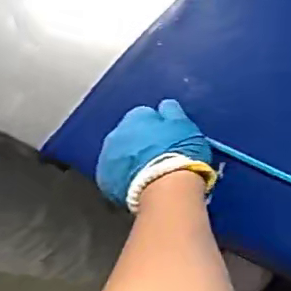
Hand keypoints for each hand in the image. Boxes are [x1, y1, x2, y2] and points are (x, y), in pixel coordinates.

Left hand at [95, 99, 216, 209]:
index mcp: (136, 119)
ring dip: (133, 156)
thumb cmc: (180, 151)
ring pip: (120, 152)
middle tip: (161, 150)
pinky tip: (143, 179)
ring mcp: (106, 158)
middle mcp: (115, 135)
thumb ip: (172, 112)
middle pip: (129, 133)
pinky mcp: (104, 179)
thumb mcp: (185, 126)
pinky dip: (127, 173)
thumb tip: (165, 105)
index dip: (158, 122)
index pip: (144, 113)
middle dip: (141, 139)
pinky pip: (116, 172)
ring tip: (152, 166)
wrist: (165, 185)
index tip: (169, 132)